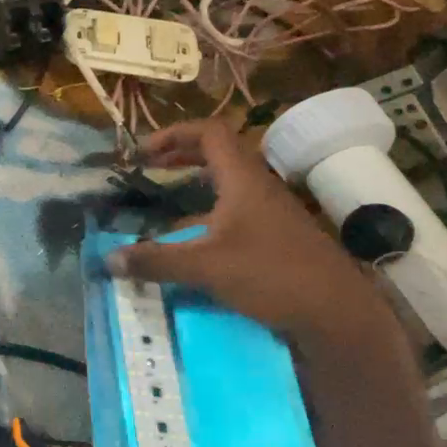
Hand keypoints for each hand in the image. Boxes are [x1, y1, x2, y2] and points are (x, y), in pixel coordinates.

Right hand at [107, 120, 396, 343]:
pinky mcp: (275, 240)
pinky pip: (234, 216)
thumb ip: (156, 261)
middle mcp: (258, 189)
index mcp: (243, 180)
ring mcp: (270, 215)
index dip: (174, 133)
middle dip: (181, 157)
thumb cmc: (272, 275)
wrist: (338, 314)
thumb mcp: (205, 267)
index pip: (211, 133)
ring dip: (193, 191)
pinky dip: (206, 221)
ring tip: (162, 209)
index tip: (143, 152)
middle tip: (150, 168)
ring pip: (226, 188)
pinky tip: (188, 248)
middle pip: (218, 155)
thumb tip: (108, 259)